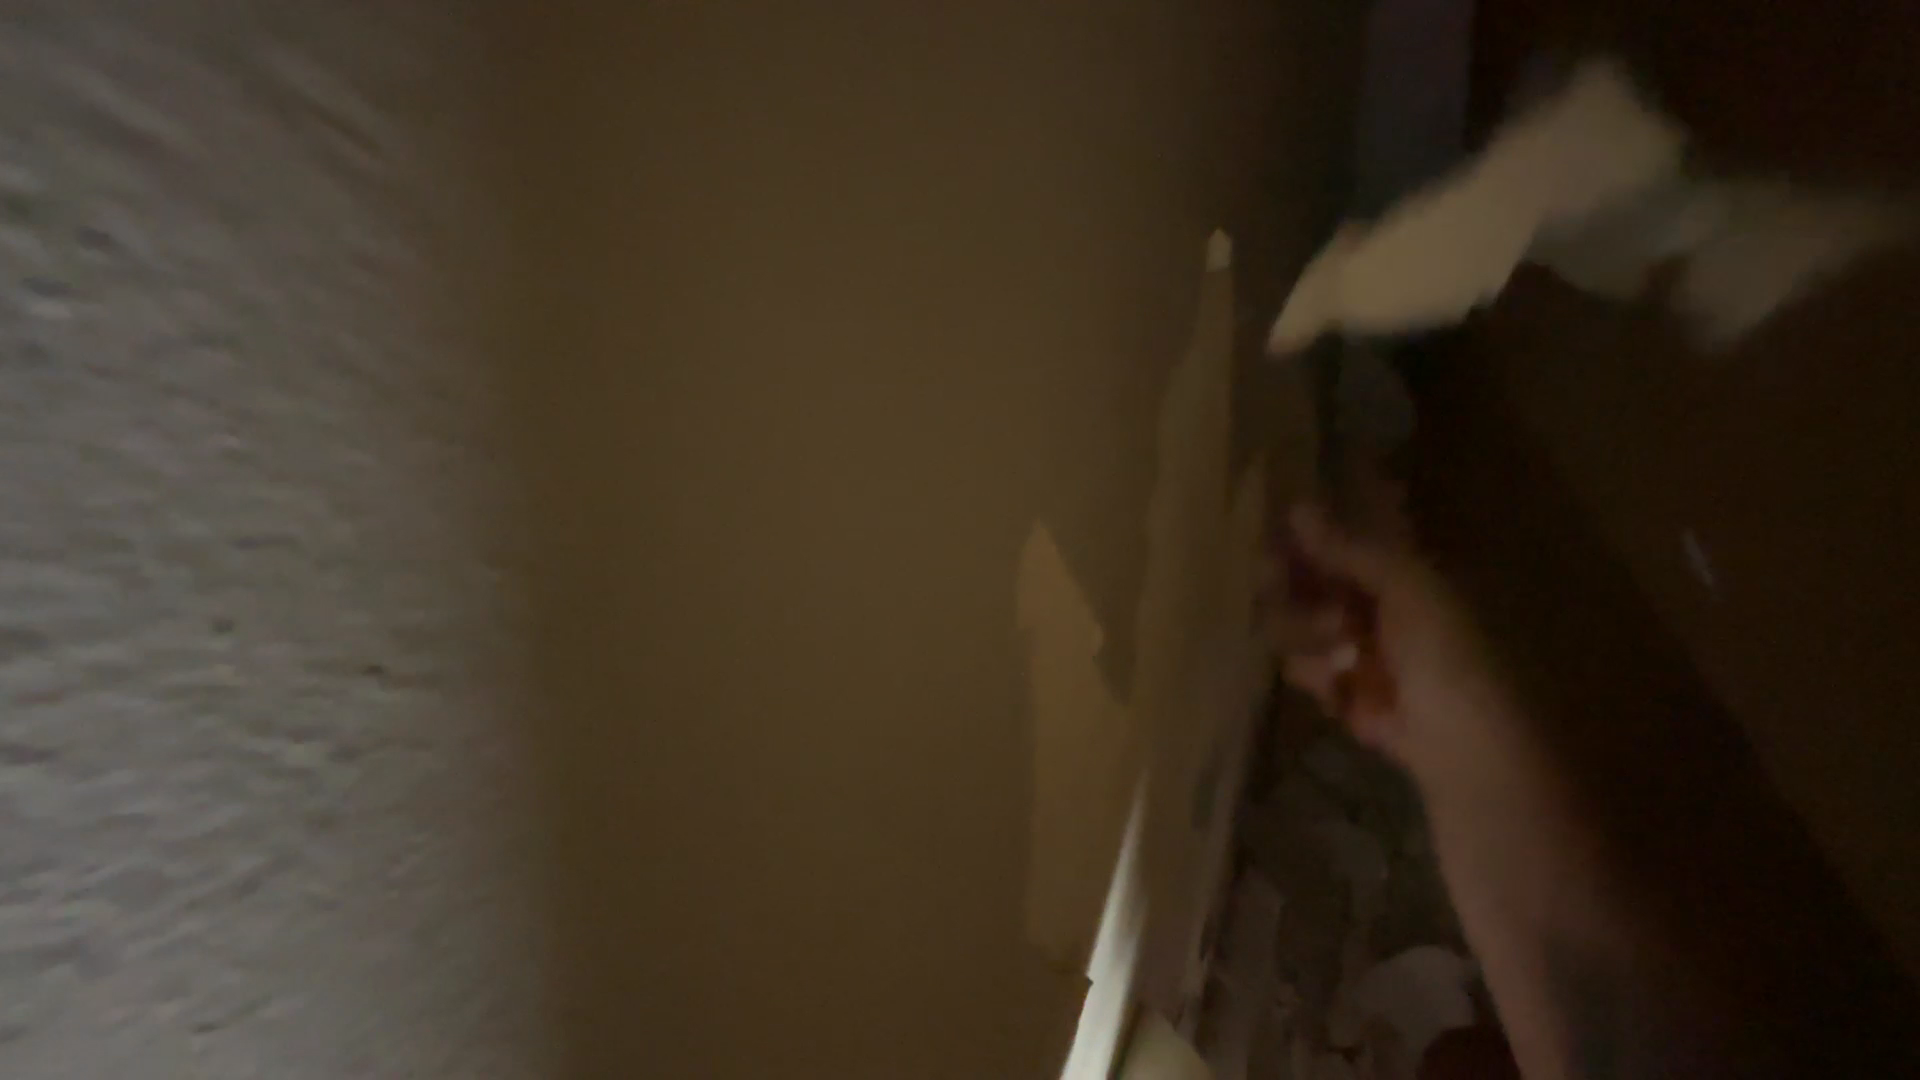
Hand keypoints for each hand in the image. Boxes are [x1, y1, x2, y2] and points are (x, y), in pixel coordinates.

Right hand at [1265, 503, 1526, 793]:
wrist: (1466, 747)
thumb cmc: (1448, 653)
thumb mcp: (1407, 587)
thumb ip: (1349, 548)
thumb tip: (1297, 507)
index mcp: (1398, 571)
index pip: (1336, 542)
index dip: (1304, 542)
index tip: (1277, 547)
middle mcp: (1372, 604)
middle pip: (1304, 582)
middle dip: (1298, 594)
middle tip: (1298, 599)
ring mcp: (1354, 649)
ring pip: (1294, 625)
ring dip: (1310, 637)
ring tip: (1343, 657)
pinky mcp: (1340, 690)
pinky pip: (1304, 669)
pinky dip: (1319, 677)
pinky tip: (1340, 688)